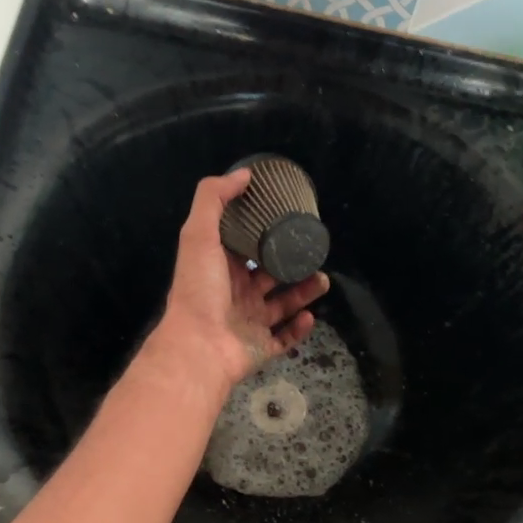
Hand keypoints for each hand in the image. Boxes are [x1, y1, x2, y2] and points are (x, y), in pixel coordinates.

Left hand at [151, 168, 330, 390]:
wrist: (199, 347)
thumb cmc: (200, 289)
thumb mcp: (199, 234)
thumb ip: (214, 199)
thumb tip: (243, 174)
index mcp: (220, 269)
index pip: (245, 247)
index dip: (264, 233)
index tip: (287, 220)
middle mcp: (235, 295)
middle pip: (269, 276)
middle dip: (292, 264)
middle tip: (314, 252)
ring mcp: (249, 323)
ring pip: (283, 305)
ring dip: (304, 292)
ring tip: (323, 280)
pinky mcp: (261, 347)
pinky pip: (285, 337)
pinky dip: (299, 328)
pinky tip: (311, 315)